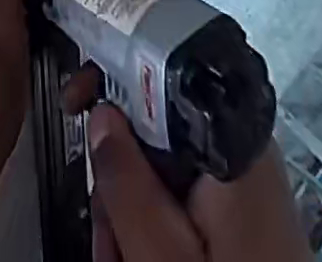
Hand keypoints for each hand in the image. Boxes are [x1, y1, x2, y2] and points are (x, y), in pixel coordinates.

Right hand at [77, 88, 309, 261]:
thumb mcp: (162, 259)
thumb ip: (129, 187)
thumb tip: (102, 114)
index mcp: (230, 141)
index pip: (166, 79)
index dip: (117, 82)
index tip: (77, 100)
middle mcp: (242, 147)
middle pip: (159, 132)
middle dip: (119, 180)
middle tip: (105, 238)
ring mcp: (244, 181)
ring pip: (165, 170)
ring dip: (132, 214)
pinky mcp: (242, 210)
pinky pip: (185, 197)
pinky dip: (158, 226)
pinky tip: (146, 261)